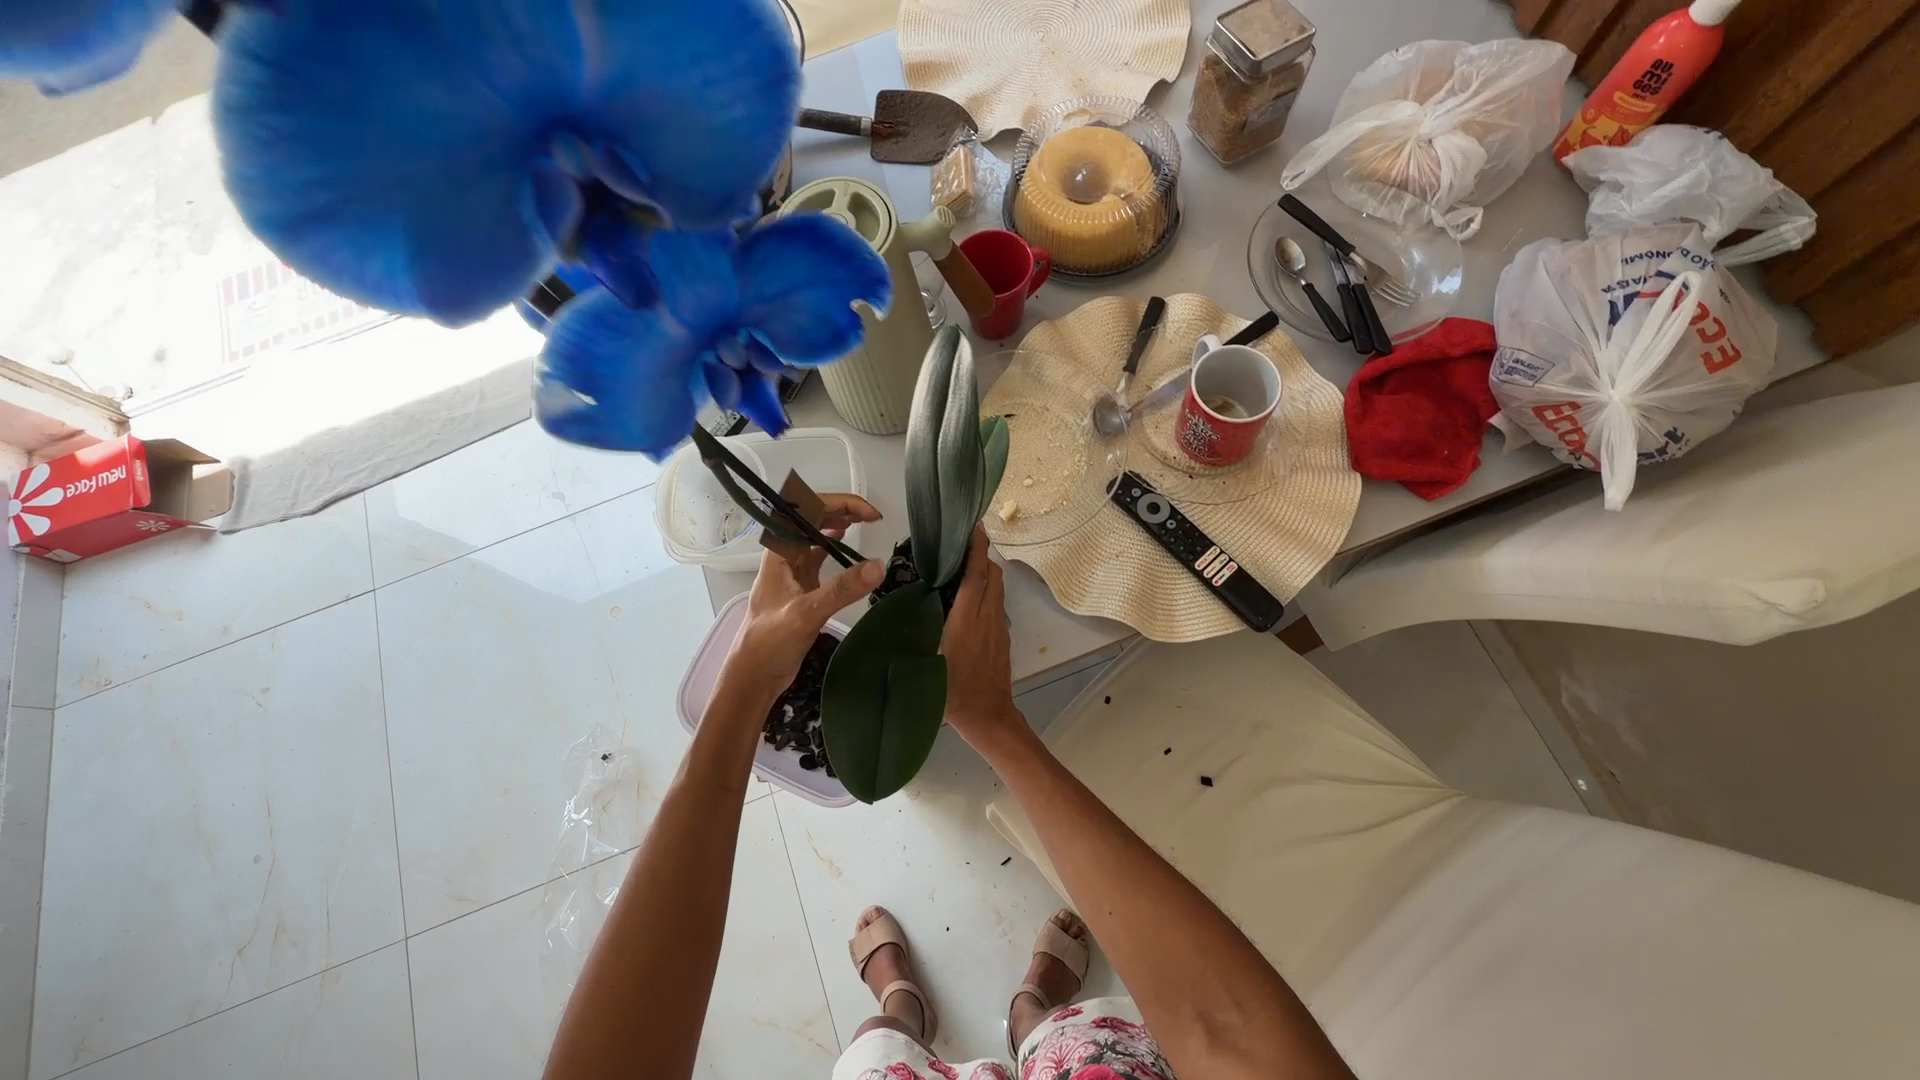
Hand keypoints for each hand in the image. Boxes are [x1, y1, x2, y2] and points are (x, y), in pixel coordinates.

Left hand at [722, 494, 883, 703]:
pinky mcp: (800, 587)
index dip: (838, 503)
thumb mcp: (807, 612)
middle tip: (873, 517)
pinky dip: (835, 548)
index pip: (807, 510)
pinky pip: (819, 557)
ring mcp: (791, 570)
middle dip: (841, 510)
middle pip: (812, 518)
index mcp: (778, 551)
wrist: (754, 675)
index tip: (868, 513)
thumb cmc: (770, 641)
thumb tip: (879, 566)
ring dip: (838, 525)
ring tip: (864, 523)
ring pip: (816, 536)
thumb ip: (842, 589)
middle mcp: (783, 555)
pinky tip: (847, 546)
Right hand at [939, 526, 1023, 747]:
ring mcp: (998, 626)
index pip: (975, 576)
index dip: (975, 549)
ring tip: (962, 563)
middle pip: (991, 575)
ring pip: (996, 588)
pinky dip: (985, 589)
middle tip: (961, 541)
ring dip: (984, 571)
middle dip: (980, 554)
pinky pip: (996, 602)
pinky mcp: (1003, 636)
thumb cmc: (954, 695)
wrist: (990, 717)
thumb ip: (922, 634)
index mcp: (966, 621)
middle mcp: (987, 618)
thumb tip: (908, 611)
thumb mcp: (928, 664)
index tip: (974, 525)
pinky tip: (968, 595)